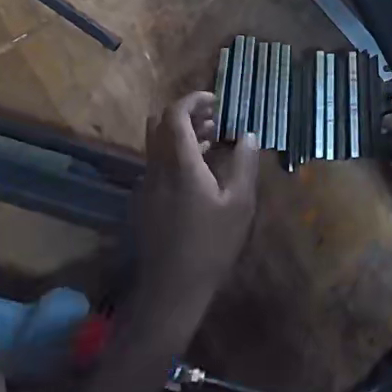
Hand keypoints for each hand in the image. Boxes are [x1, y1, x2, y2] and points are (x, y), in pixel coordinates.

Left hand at [132, 92, 258, 308]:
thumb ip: (244, 164)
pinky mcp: (143, 202)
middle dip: (186, 113)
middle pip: (159, 123)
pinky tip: (199, 172)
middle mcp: (157, 169)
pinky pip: (156, 163)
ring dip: (181, 134)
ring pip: (156, 144)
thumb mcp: (239, 204)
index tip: (216, 101)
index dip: (193, 100)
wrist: (170, 291)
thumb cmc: (211, 245)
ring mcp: (146, 186)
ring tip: (214, 142)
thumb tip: (248, 135)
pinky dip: (175, 154)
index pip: (175, 115)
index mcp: (180, 164)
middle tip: (214, 119)